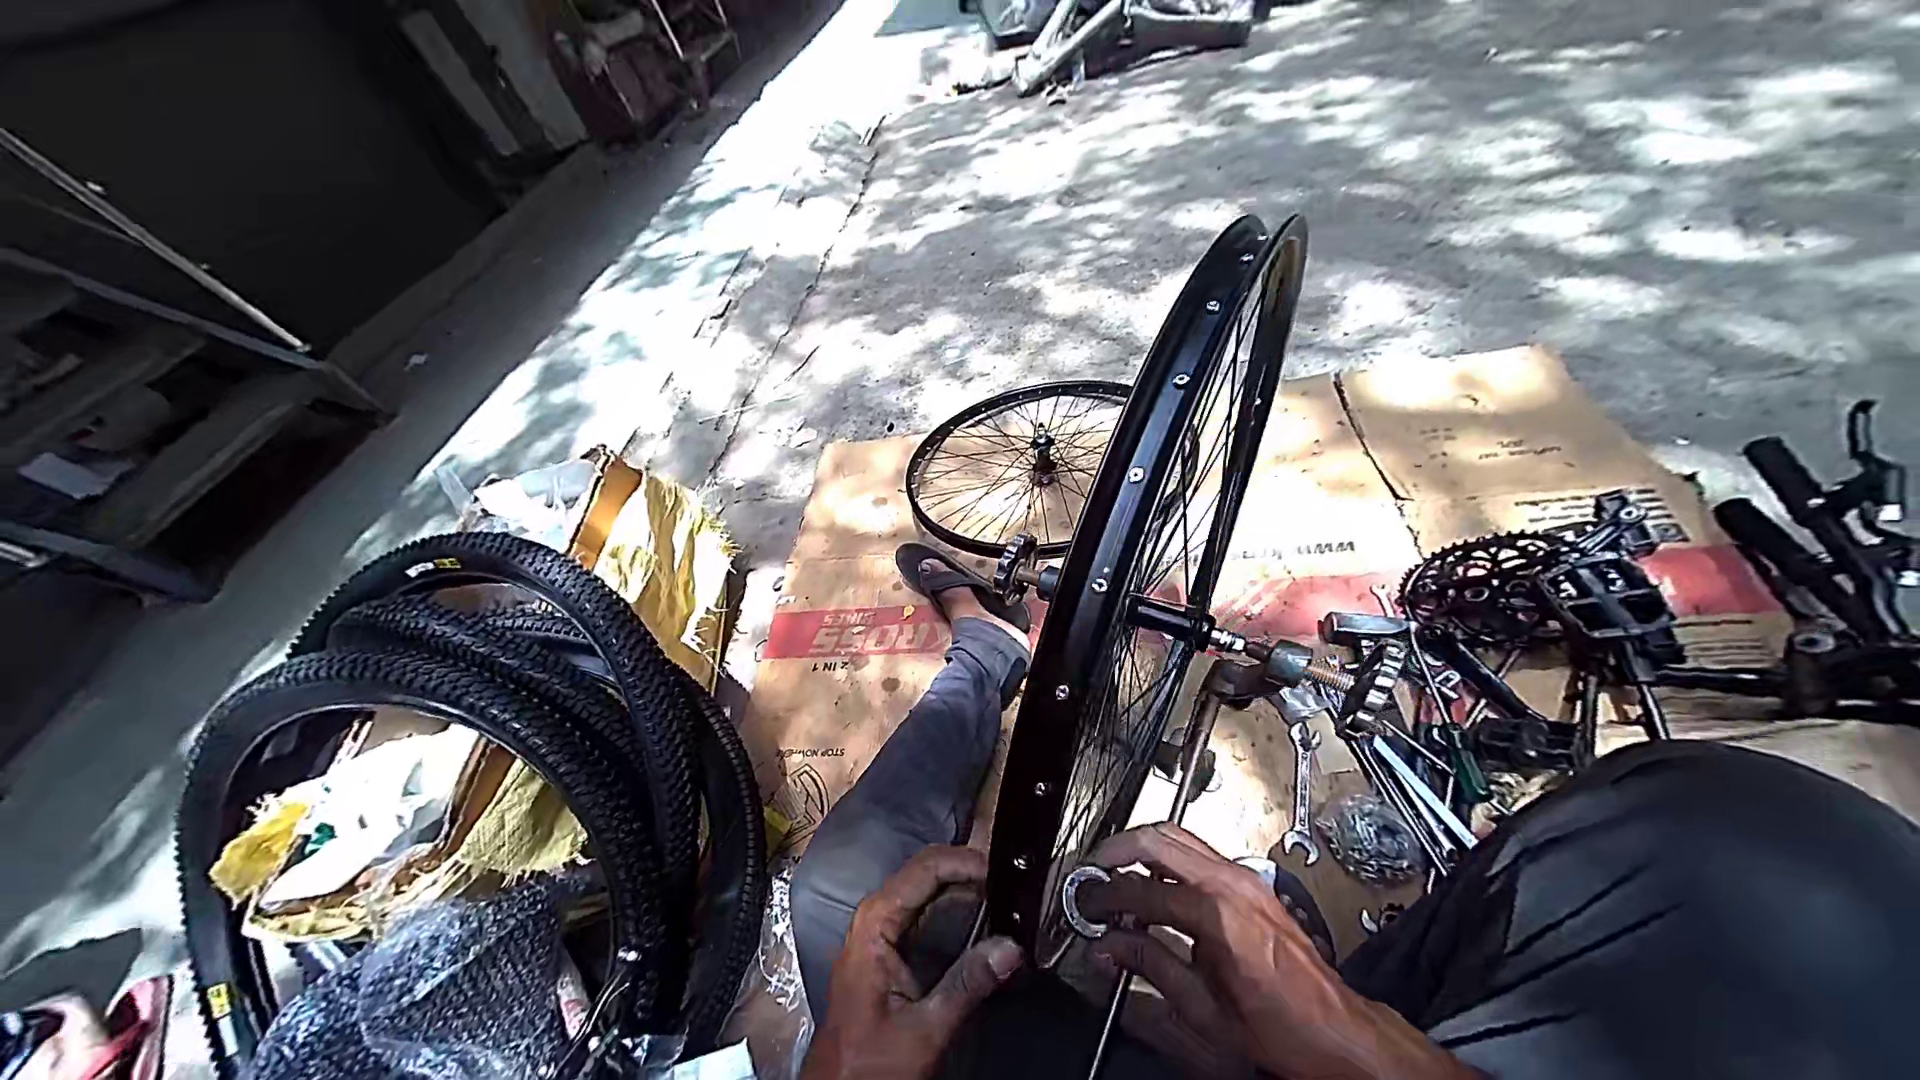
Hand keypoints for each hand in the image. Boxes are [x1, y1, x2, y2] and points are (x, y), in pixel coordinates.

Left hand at [800, 846, 1025, 1079]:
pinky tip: (982, 914)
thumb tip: (1011, 946)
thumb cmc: (869, 1065)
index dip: (964, 861)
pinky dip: (956, 903)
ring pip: (928, 885)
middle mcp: (876, 913)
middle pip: (927, 868)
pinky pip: (926, 907)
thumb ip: (968, 984)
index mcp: (876, 921)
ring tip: (1003, 892)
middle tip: (1009, 879)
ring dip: (964, 883)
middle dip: (968, 867)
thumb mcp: (924, 1030)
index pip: (925, 867)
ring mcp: (881, 926)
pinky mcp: (891, 943)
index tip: (1001, 870)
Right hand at [1080, 824, 1475, 1079]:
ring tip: (1114, 869)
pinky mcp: (1247, 878)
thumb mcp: (1205, 1009)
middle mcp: (1230, 883)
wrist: (1338, 1031)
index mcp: (1218, 915)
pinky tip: (1151, 879)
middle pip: (1156, 837)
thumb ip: (1150, 966)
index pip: (1142, 891)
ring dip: (1138, 845)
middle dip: (1115, 850)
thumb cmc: (1284, 1027)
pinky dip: (1163, 854)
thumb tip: (1109, 947)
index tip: (1087, 903)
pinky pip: (1194, 848)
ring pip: (1176, 833)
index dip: (1106, 896)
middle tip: (1092, 870)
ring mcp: (1241, 875)